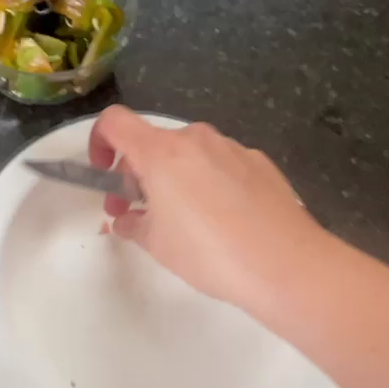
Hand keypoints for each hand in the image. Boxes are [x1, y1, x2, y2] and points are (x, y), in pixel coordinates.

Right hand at [90, 105, 328, 310]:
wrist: (289, 266)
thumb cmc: (210, 253)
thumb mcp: (158, 245)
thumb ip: (133, 223)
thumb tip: (126, 217)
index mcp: (161, 152)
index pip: (114, 121)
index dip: (99, 142)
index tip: (105, 174)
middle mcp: (194, 138)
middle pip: (153, 142)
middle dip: (140, 173)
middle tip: (143, 214)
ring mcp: (230, 147)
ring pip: (189, 153)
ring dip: (176, 177)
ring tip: (189, 222)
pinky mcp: (259, 162)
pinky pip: (221, 164)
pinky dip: (211, 182)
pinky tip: (227, 221)